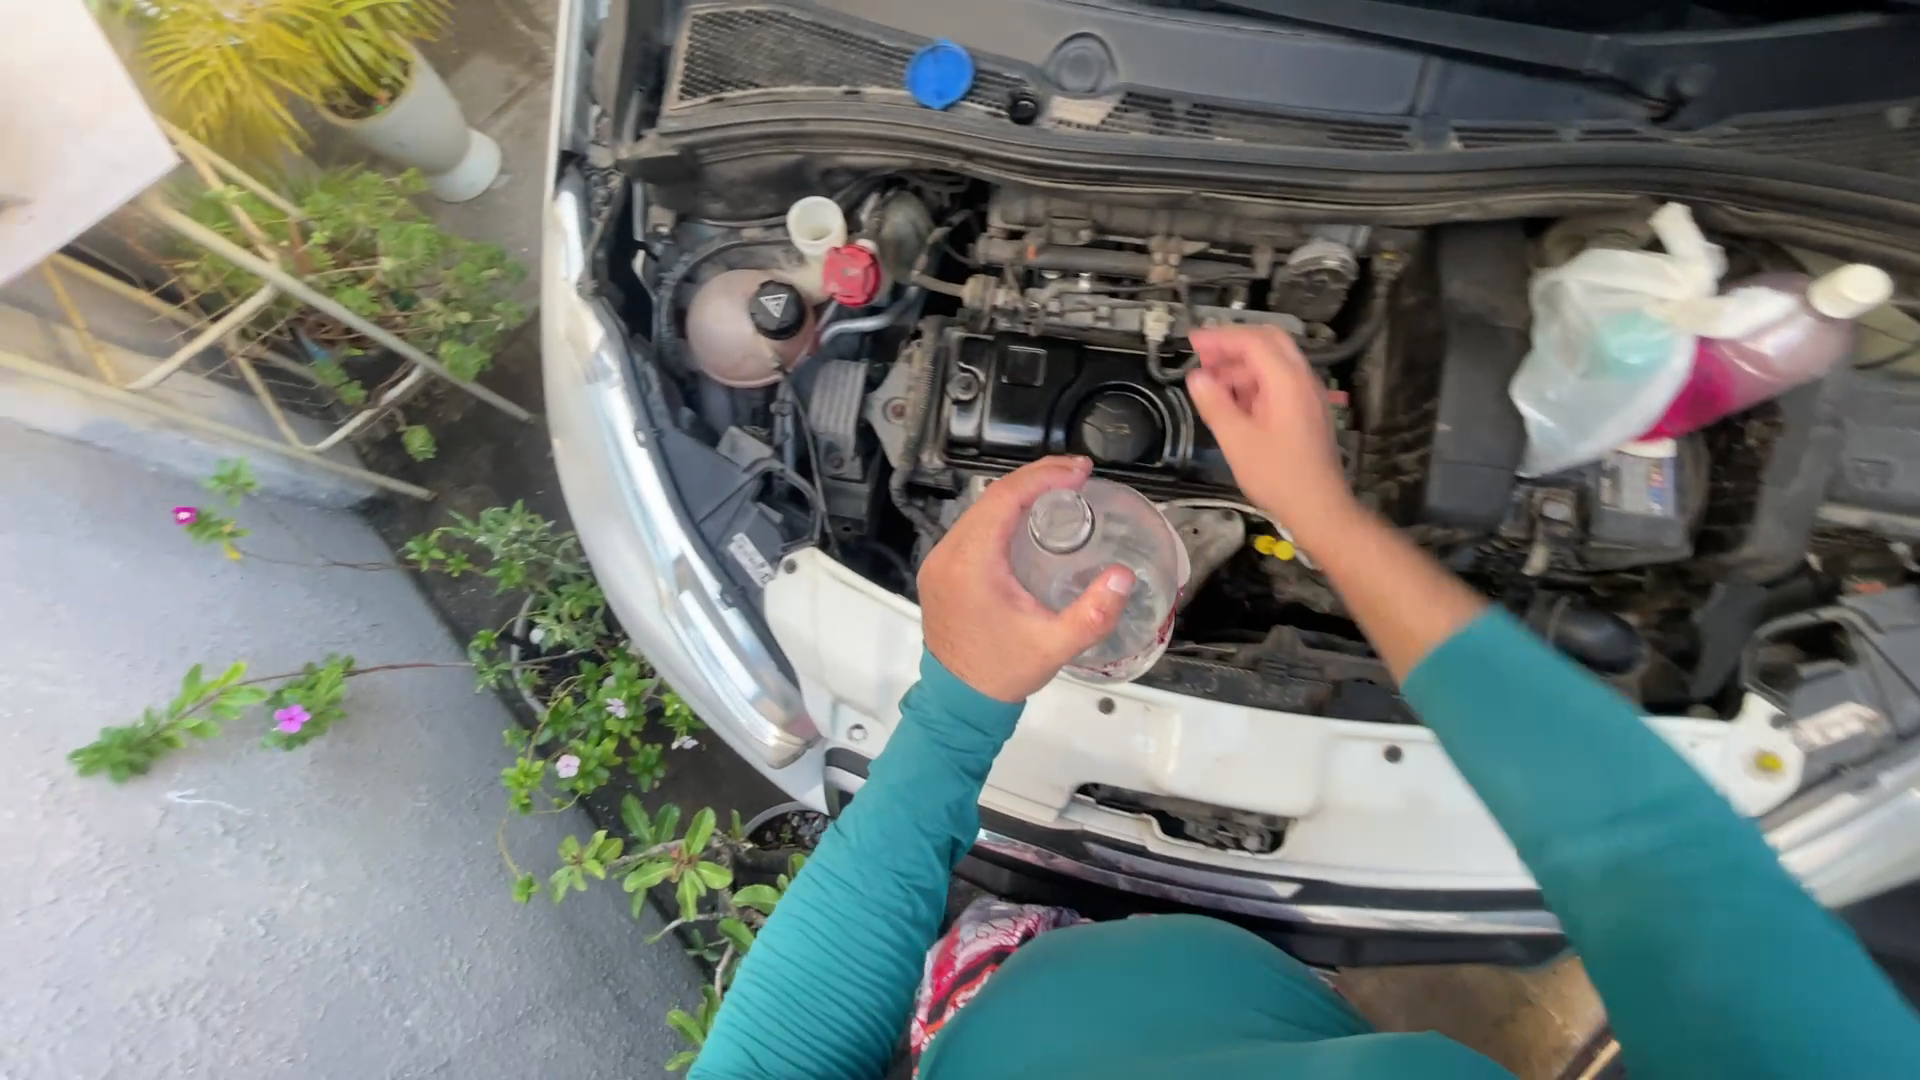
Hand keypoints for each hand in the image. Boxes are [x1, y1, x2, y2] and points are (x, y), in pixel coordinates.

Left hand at [918, 456, 1134, 701]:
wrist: (958, 701)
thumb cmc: (1002, 673)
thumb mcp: (1054, 646)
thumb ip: (1093, 614)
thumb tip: (1123, 577)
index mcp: (970, 564)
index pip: (1005, 499)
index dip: (1043, 477)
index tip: (1079, 471)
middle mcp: (947, 554)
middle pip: (991, 497)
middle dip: (1035, 479)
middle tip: (1076, 474)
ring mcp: (939, 562)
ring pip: (979, 511)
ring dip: (1018, 495)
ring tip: (1059, 490)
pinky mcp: (940, 572)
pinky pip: (971, 529)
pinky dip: (1001, 515)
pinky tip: (1028, 518)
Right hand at [1184, 326, 1355, 537]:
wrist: (1318, 506)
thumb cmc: (1278, 476)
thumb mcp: (1237, 441)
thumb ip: (1215, 404)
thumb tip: (1196, 378)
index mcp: (1287, 382)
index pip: (1253, 342)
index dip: (1220, 338)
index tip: (1192, 342)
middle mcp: (1302, 380)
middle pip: (1268, 343)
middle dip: (1233, 345)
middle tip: (1202, 355)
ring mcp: (1307, 395)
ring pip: (1273, 363)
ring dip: (1240, 366)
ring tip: (1210, 383)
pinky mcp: (1305, 411)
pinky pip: (1278, 383)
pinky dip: (1252, 383)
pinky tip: (1231, 401)